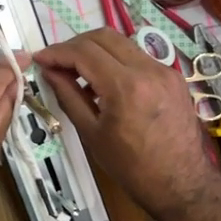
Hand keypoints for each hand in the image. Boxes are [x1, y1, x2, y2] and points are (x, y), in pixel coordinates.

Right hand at [35, 30, 220, 220]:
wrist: (181, 183)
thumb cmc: (131, 166)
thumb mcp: (91, 133)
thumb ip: (69, 96)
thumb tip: (50, 72)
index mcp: (125, 86)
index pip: (84, 52)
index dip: (57, 52)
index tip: (40, 59)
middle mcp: (148, 70)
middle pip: (104, 36)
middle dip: (75, 44)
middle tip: (57, 62)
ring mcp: (165, 71)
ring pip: (122, 43)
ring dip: (95, 50)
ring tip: (78, 73)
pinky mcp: (173, 77)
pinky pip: (138, 57)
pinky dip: (115, 61)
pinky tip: (104, 82)